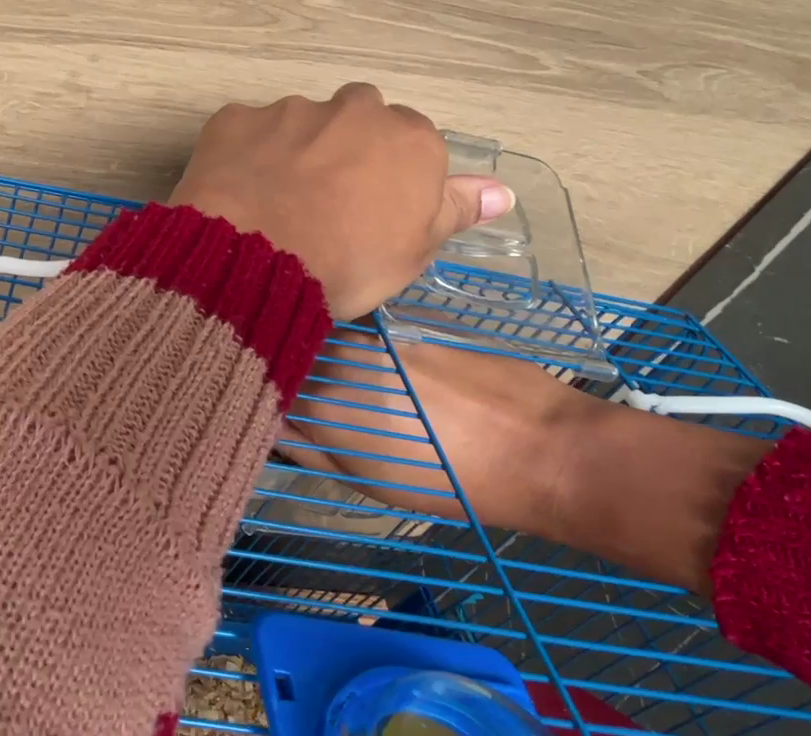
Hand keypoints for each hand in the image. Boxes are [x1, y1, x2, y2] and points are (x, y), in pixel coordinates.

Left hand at [169, 85, 513, 318]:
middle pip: (357, 116)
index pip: (412, 142)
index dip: (390, 174)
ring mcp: (288, 110)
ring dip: (293, 148)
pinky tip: (234, 189)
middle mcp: (353, 110)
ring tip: (273, 199)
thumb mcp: (413, 251)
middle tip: (324, 197)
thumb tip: (500, 191)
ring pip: (299, 121)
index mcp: (409, 139)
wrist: (252, 259)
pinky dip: (243, 154)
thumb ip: (453, 211)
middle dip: (345, 146)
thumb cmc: (346, 264)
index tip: (371, 208)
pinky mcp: (234, 118)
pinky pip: (244, 131)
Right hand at [277, 333, 602, 531]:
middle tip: (313, 409)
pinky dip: (366, 358)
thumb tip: (273, 427)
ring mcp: (373, 338)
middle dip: (292, 380)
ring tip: (353, 395)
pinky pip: (366, 340)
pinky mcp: (407, 327)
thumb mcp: (371, 482)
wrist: (546, 449)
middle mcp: (336, 359)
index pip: (268, 393)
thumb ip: (310, 451)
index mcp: (320, 402)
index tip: (265, 413)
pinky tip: (393, 382)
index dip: (263, 401)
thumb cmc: (454, 483)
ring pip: (328, 348)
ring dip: (329, 367)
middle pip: (293, 364)